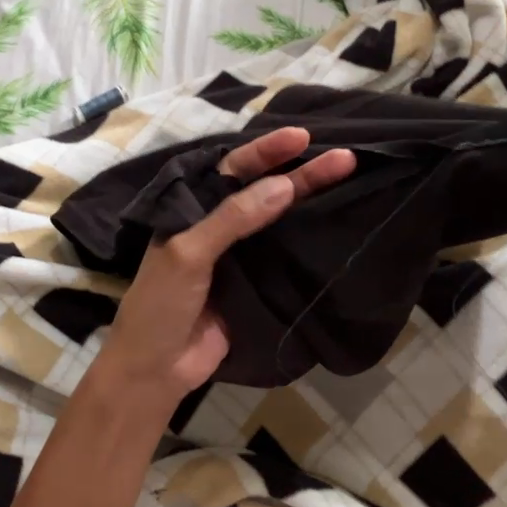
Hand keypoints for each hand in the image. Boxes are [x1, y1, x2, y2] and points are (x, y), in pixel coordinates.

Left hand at [89, 127, 355, 415]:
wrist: (156, 369)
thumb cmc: (160, 305)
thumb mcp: (188, 253)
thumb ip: (233, 219)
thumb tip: (284, 185)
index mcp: (192, 210)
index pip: (233, 170)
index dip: (266, 152)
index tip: (302, 138)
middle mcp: (217, 227)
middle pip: (264, 192)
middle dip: (301, 173)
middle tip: (344, 158)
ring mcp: (239, 257)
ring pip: (280, 221)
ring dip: (311, 203)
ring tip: (349, 181)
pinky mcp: (256, 286)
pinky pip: (285, 257)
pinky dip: (309, 241)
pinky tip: (338, 225)